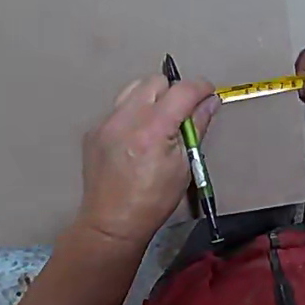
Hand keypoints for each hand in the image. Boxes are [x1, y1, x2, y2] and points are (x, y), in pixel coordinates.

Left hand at [70, 74, 217, 249]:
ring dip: (152, 98)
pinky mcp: (94, 130)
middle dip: (173, 92)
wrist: (112, 223)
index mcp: (153, 129)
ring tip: (158, 123)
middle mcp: (126, 118)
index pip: (182, 90)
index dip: (201, 88)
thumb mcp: (184, 165)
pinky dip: (133, 114)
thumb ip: (197, 127)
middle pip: (156, 81)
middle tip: (182, 114)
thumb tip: (210, 102)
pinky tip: (137, 137)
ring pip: (134, 89)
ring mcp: (106, 122)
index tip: (208, 93)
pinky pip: (118, 108)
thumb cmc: (153, 201)